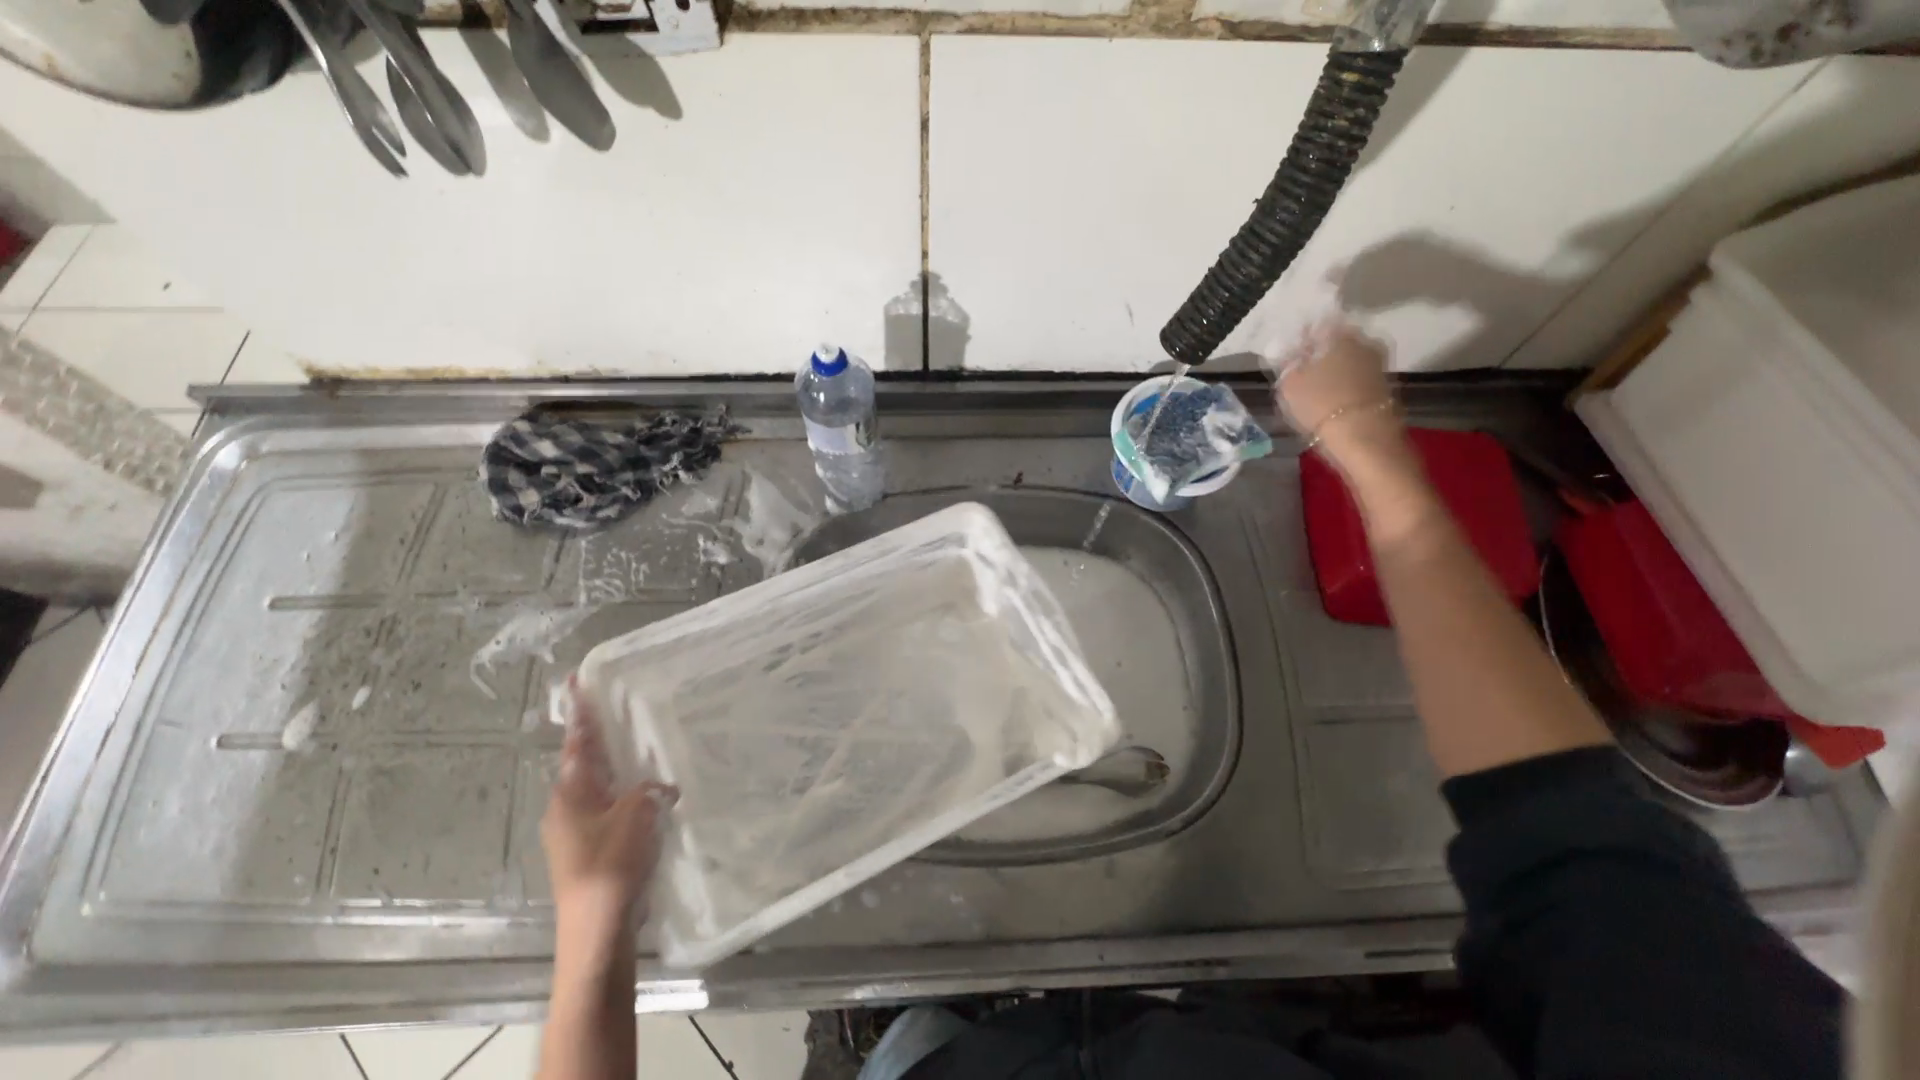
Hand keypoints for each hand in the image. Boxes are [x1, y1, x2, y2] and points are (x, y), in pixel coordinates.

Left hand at [542, 683, 675, 946]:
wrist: (597, 932)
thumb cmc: (611, 867)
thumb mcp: (637, 817)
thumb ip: (649, 792)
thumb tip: (660, 788)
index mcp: (570, 794)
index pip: (577, 742)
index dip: (580, 711)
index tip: (575, 680)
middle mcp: (566, 809)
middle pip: (585, 765)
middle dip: (600, 739)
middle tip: (619, 710)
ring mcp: (575, 834)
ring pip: (598, 790)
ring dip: (617, 771)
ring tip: (640, 751)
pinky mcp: (590, 854)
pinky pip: (609, 812)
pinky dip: (626, 799)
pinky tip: (650, 801)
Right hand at [1273, 321, 1404, 467]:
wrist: (1365, 437)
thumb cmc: (1321, 404)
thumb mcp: (1290, 383)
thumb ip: (1288, 364)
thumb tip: (1289, 353)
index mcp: (1339, 334)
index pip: (1318, 325)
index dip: (1302, 337)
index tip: (1291, 350)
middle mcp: (1363, 342)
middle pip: (1338, 342)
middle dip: (1322, 352)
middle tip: (1304, 367)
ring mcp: (1378, 365)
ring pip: (1350, 360)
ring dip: (1336, 369)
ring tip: (1317, 385)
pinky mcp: (1385, 387)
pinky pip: (1359, 378)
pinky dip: (1347, 384)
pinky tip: (1334, 397)